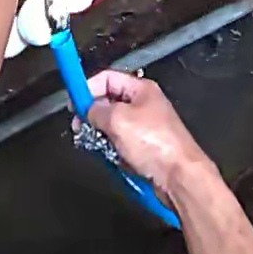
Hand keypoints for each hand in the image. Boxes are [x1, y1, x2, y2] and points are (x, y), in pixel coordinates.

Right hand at [84, 70, 215, 196]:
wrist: (179, 175)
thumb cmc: (155, 143)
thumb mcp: (118, 120)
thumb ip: (97, 110)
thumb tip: (88, 109)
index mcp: (141, 89)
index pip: (107, 78)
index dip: (88, 88)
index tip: (73, 103)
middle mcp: (143, 104)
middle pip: (109, 101)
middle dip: (92, 114)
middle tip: (80, 127)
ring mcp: (144, 126)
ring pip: (112, 124)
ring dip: (101, 134)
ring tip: (97, 144)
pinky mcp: (144, 146)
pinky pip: (120, 142)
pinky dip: (112, 149)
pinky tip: (111, 156)